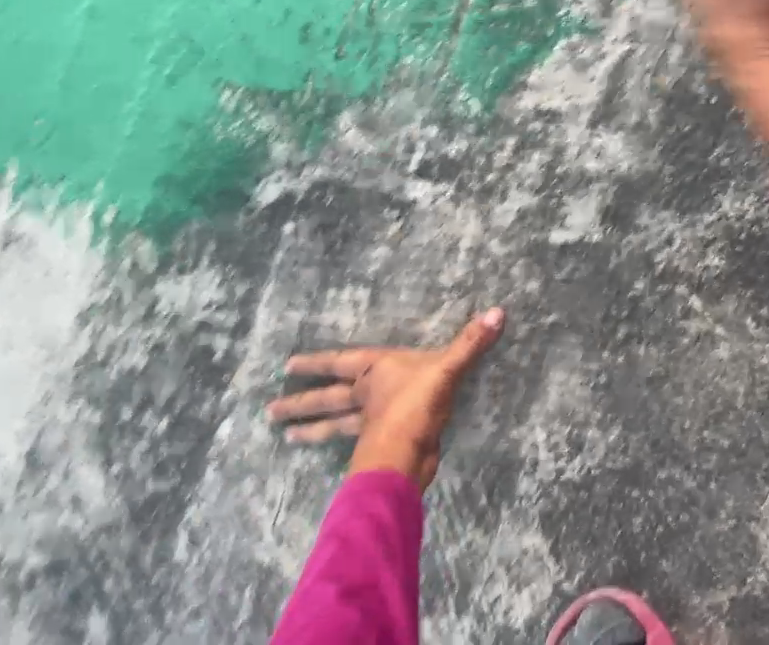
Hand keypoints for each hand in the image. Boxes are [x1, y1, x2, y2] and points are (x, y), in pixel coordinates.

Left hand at [268, 307, 504, 489]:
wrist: (410, 456)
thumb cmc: (418, 405)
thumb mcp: (448, 369)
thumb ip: (471, 342)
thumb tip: (500, 312)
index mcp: (376, 372)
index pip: (341, 363)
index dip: (317, 363)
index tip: (287, 367)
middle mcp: (367, 396)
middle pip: (328, 399)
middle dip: (300, 403)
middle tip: (268, 411)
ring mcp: (370, 424)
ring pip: (335, 424)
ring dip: (311, 429)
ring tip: (283, 436)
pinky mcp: (380, 446)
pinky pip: (355, 442)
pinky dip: (342, 446)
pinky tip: (338, 453)